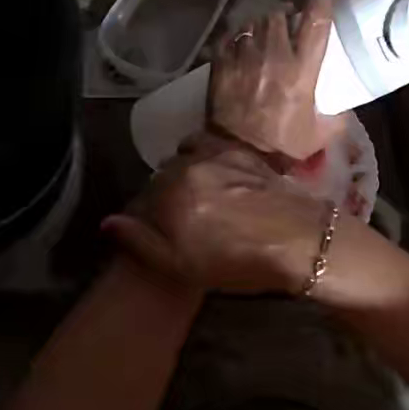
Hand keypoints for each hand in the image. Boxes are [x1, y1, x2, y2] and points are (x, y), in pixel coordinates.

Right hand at [103, 136, 332, 294]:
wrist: (301, 242)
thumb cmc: (239, 263)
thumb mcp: (182, 266)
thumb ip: (140, 241)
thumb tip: (107, 221)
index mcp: (168, 196)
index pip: (141, 200)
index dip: (148, 220)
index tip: (162, 235)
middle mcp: (186, 167)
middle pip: (161, 177)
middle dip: (165, 196)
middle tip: (184, 222)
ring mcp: (214, 154)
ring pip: (182, 158)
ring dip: (183, 174)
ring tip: (200, 197)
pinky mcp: (239, 150)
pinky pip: (206, 143)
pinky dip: (200, 153)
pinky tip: (213, 172)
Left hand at [208, 0, 347, 161]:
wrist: (236, 152)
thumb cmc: (281, 144)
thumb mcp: (320, 135)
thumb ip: (337, 117)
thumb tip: (343, 107)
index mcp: (301, 69)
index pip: (315, 21)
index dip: (319, 4)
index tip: (320, 1)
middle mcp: (273, 55)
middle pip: (279, 15)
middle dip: (284, 16)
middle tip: (287, 25)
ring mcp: (244, 57)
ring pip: (253, 23)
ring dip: (260, 26)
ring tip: (263, 35)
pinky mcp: (222, 63)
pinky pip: (231, 37)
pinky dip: (238, 38)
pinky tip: (242, 46)